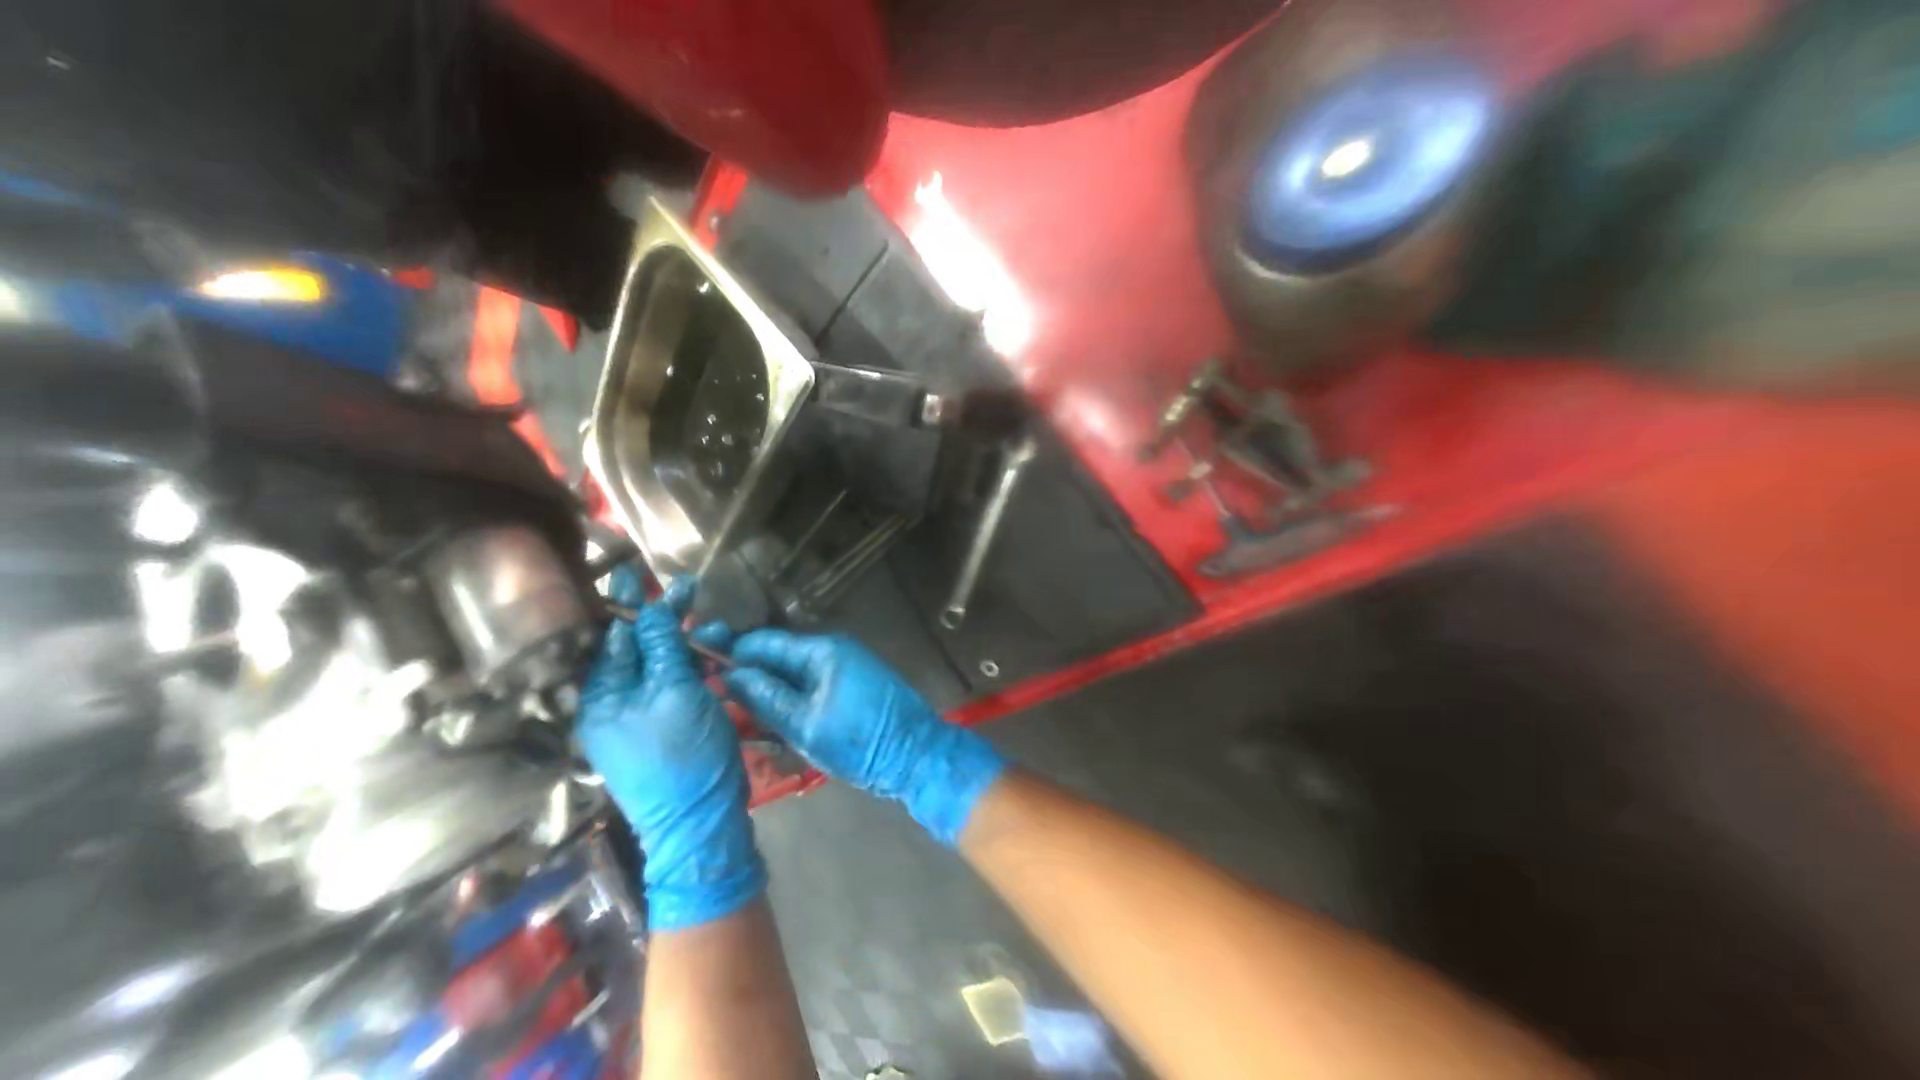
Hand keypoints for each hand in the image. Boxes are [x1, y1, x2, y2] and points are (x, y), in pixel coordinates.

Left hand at [577, 569, 763, 931]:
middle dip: (667, 621)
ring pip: (662, 669)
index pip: (615, 638)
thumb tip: (650, 610)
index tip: (641, 572)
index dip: (632, 605)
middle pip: (638, 651)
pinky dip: (695, 672)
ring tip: (719, 630)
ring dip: (688, 646)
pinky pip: (676, 690)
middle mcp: (613, 707)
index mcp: (601, 698)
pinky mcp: (666, 731)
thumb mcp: (676, 692)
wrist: (702, 823)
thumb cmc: (684, 755)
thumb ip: (662, 647)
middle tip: (692, 590)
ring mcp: (640, 721)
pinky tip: (717, 660)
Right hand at [720, 630, 1005, 847]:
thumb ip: (765, 698)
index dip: (732, 653)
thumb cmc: (860, 742)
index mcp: (822, 651)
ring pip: (792, 674)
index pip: (765, 642)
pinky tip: (769, 721)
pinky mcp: (851, 686)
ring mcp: (844, 667)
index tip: (700, 668)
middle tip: (712, 698)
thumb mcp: (805, 725)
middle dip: (748, 676)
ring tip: (734, 713)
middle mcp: (832, 650)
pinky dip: (790, 700)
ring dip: (768, 692)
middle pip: (778, 657)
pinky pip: (810, 686)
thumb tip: (729, 674)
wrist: (917, 757)